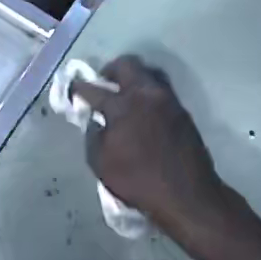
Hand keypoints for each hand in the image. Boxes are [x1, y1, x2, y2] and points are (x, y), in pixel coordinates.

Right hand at [70, 56, 227, 226]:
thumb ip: (93, 136)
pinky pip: (162, 89)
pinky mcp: (182, 111)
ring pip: (149, 73)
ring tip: (125, 94)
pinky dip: (149, 92)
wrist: (186, 194)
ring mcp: (168, 100)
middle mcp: (146, 94)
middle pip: (127, 65)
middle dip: (111, 70)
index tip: (74, 88)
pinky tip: (143, 108)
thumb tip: (95, 121)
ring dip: (134, 78)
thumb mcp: (101, 163)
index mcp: (122, 106)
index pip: (95, 89)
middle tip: (103, 84)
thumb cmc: (138, 181)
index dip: (80, 88)